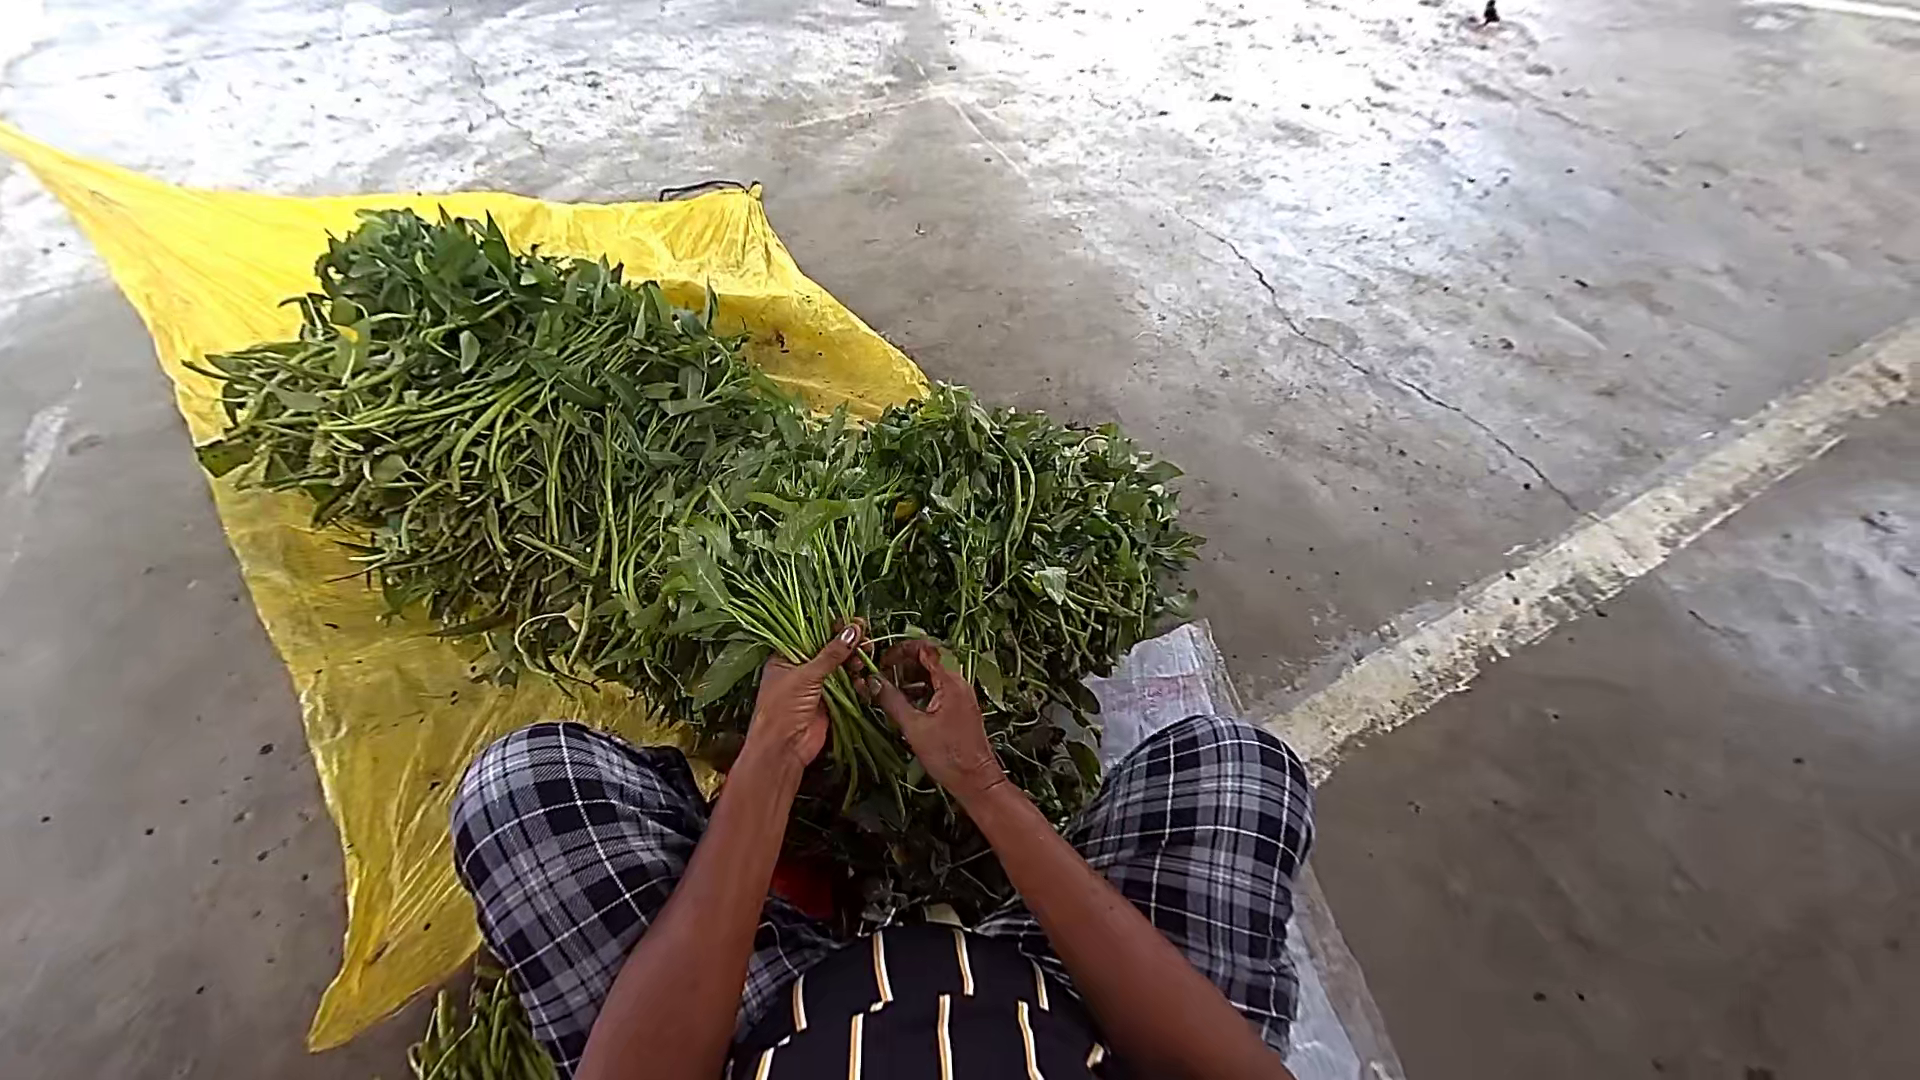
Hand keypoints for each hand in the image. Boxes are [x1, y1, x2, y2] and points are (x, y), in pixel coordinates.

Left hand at [744, 624, 861, 771]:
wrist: (784, 749)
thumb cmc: (782, 708)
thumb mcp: (805, 675)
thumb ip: (831, 653)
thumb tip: (852, 630)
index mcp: (787, 657)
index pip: (812, 634)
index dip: (833, 627)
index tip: (853, 622)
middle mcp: (802, 668)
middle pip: (830, 649)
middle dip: (848, 643)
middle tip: (865, 637)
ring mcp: (817, 684)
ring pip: (841, 665)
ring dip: (854, 659)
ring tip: (866, 654)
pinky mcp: (831, 699)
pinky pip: (847, 683)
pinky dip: (856, 678)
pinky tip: (863, 675)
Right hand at [862, 640, 1006, 801]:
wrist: (975, 780)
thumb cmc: (947, 755)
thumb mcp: (914, 727)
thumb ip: (892, 700)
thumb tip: (872, 681)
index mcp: (950, 682)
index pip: (926, 649)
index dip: (902, 649)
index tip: (883, 660)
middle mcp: (958, 683)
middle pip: (929, 660)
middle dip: (904, 664)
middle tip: (882, 675)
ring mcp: (960, 695)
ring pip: (933, 675)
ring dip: (911, 678)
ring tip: (890, 690)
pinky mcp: (959, 707)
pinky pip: (938, 689)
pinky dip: (921, 690)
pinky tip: (906, 704)